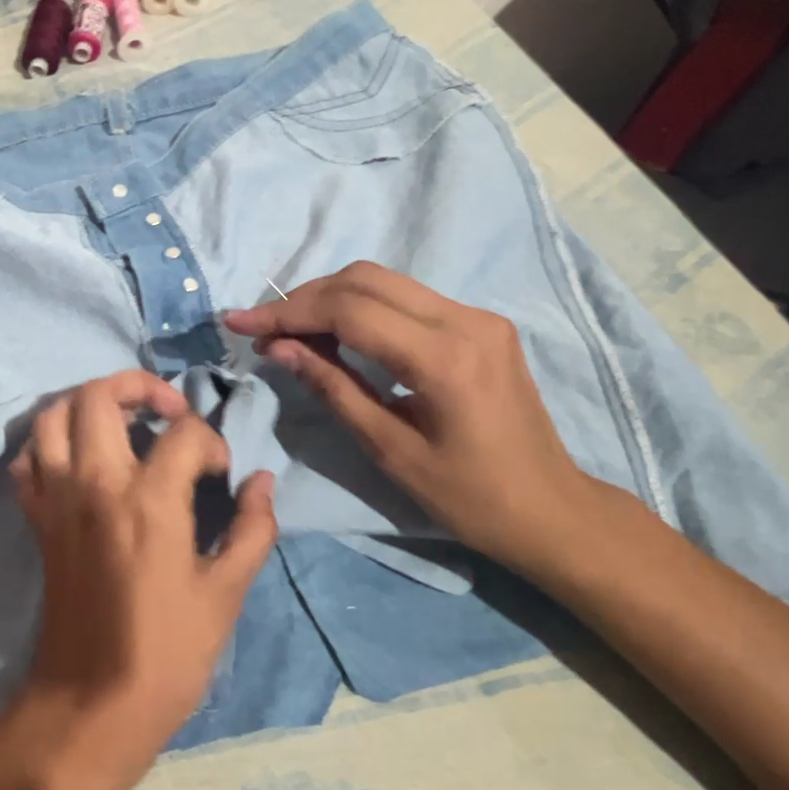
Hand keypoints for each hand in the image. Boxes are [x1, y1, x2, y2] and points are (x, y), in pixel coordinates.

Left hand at [10, 371, 276, 767]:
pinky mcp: (36, 520)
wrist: (93, 701)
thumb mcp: (227, 593)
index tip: (220, 473)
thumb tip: (263, 481)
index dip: (211, 442)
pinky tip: (79, 461)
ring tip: (122, 423)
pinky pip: (27, 461)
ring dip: (87, 404)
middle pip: (98, 395)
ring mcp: (56, 499)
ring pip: (52, 415)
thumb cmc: (168, 652)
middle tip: (168, 414)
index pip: (183, 434)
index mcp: (150, 501)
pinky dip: (49, 445)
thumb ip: (252, 528)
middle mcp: (95, 484)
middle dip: (139, 387)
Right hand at [223, 262, 611, 566]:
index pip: (349, 311)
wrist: (549, 508)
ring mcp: (478, 317)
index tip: (238, 323)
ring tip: (288, 332)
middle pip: (365, 281)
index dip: (287, 312)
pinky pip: (406, 298)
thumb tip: (279, 348)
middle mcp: (465, 320)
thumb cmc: (468, 496)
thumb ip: (333, 388)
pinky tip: (333, 334)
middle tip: (260, 329)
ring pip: (384, 282)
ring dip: (329, 299)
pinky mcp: (480, 324)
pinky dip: (360, 308)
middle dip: (303, 299)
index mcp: (444, 358)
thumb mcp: (389, 450)